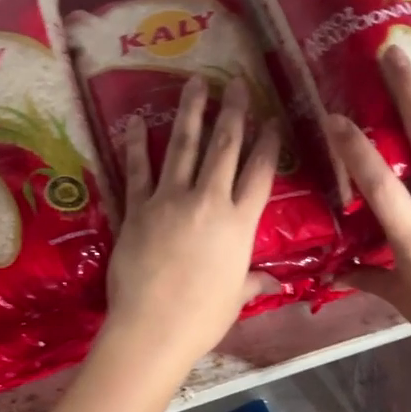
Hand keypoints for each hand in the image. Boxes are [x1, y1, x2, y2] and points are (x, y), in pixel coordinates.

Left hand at [100, 76, 280, 369]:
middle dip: (233, 111)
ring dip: (191, 111)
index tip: (272, 119)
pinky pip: (137, 171)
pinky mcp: (137, 210)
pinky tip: (137, 124)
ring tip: (195, 83)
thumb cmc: (201, 320)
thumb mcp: (234, 300)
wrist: (153, 329)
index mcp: (239, 225)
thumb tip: (274, 284)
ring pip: (184, 146)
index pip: (259, 173)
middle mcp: (209, 202)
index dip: (267, 144)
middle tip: (235, 82)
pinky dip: (136, 146)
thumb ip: (251, 282)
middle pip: (225, 147)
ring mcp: (170, 201)